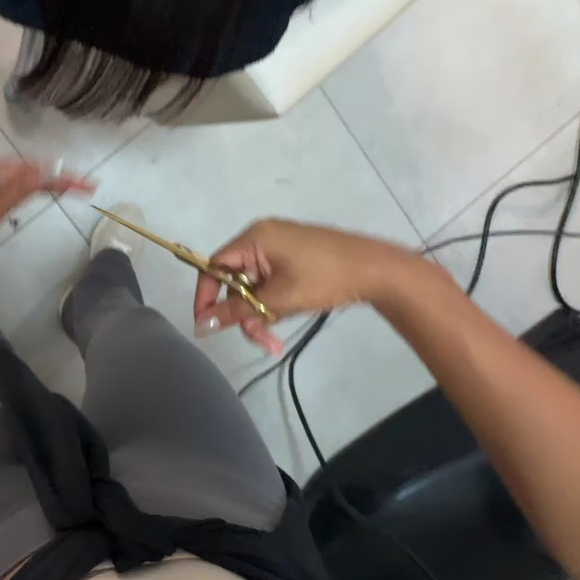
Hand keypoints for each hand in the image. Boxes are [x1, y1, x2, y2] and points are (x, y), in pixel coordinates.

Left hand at [0, 161, 93, 271]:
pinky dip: (13, 194)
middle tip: (78, 189)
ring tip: (58, 191)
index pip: (33, 169)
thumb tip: (43, 167)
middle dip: (50, 178)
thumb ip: (17, 190)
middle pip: (22, 171)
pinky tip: (18, 202)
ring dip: (32, 186)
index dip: (61, 177)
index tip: (86, 186)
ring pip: (8, 181)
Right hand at [192, 219, 422, 353]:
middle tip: (261, 342)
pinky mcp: (293, 256)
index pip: (213, 267)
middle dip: (244, 314)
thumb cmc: (324, 279)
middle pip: (234, 281)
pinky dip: (272, 303)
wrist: (378, 271)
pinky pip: (268, 282)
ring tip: (276, 340)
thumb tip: (201, 326)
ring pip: (252, 286)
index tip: (206, 326)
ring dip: (259, 314)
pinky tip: (285, 317)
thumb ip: (237, 312)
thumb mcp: (278, 300)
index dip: (205, 297)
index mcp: (253, 238)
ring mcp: (278, 246)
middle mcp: (261, 237)